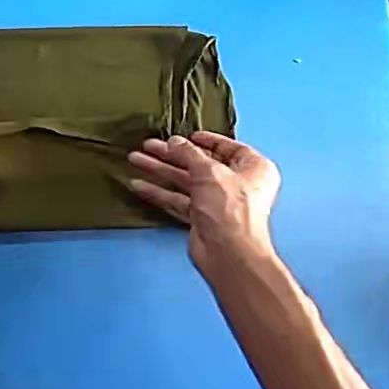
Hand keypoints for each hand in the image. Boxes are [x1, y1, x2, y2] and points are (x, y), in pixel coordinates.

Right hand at [128, 131, 280, 279]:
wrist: (228, 253)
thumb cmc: (230, 208)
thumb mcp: (208, 171)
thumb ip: (188, 153)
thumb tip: (174, 141)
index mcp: (253, 169)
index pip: (228, 147)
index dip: (205, 140)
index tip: (184, 136)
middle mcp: (238, 184)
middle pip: (199, 164)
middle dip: (170, 155)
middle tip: (148, 145)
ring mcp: (218, 202)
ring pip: (184, 180)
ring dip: (160, 170)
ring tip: (135, 159)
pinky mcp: (202, 217)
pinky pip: (178, 199)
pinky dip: (159, 192)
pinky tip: (139, 185)